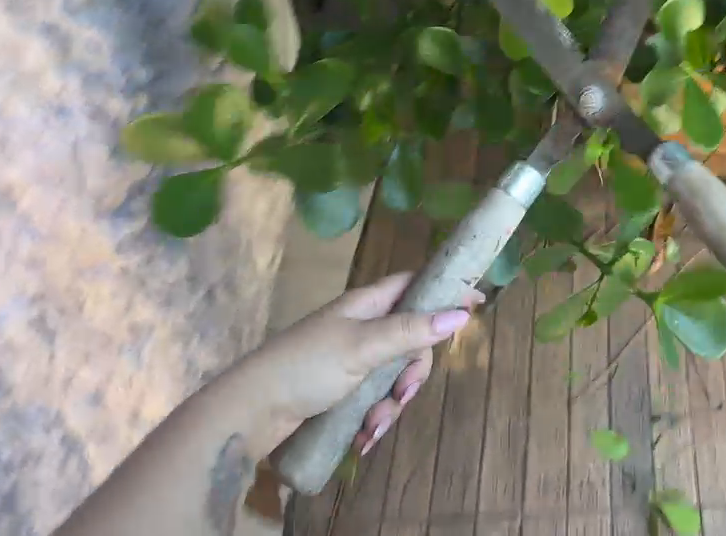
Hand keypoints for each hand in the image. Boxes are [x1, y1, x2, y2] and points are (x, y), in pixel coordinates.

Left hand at [229, 273, 477, 455]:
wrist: (248, 412)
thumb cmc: (306, 365)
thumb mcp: (363, 347)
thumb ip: (412, 331)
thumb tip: (461, 313)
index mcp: (368, 304)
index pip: (416, 285)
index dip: (446, 290)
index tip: (477, 301)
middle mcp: (363, 325)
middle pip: (412, 338)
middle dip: (411, 372)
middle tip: (402, 395)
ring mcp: (352, 358)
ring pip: (394, 373)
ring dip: (390, 404)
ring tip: (371, 429)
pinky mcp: (341, 389)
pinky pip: (374, 398)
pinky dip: (374, 418)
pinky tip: (362, 440)